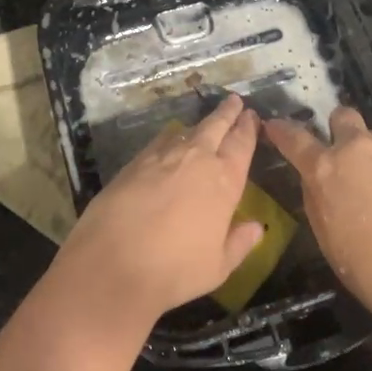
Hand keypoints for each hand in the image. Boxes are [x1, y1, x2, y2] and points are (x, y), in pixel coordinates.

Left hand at [54, 94, 265, 321]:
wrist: (115, 261)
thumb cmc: (175, 269)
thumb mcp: (218, 267)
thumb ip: (239, 243)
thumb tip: (256, 227)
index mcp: (224, 180)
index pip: (241, 144)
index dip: (247, 128)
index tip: (251, 115)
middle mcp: (196, 159)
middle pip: (215, 127)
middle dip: (227, 113)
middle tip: (234, 101)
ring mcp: (163, 156)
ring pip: (187, 132)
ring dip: (200, 125)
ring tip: (206, 122)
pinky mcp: (136, 161)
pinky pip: (160, 142)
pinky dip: (171, 138)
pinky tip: (170, 140)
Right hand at [265, 107, 371, 337]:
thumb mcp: (329, 240)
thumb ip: (319, 202)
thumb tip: (320, 184)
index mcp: (326, 170)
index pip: (294, 138)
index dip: (281, 130)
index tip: (274, 126)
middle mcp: (359, 150)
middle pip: (343, 117)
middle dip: (340, 131)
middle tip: (347, 160)